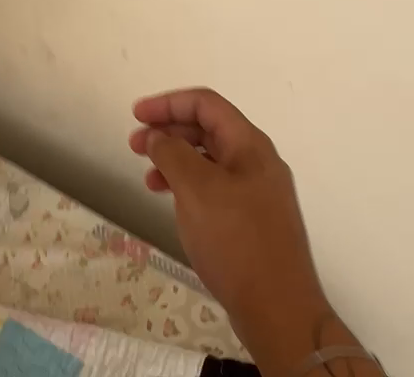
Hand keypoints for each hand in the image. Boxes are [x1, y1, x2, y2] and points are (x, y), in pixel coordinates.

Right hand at [130, 89, 333, 376]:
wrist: (279, 311)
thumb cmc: (236, 241)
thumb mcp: (196, 189)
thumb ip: (171, 153)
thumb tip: (156, 136)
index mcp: (249, 145)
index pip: (205, 104)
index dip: (168, 103)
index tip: (136, 115)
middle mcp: (257, 161)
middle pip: (207, 129)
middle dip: (169, 131)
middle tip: (134, 145)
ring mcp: (258, 192)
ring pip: (209, 160)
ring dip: (175, 160)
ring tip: (147, 177)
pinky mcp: (253, 220)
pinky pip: (215, 187)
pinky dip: (189, 186)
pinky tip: (173, 202)